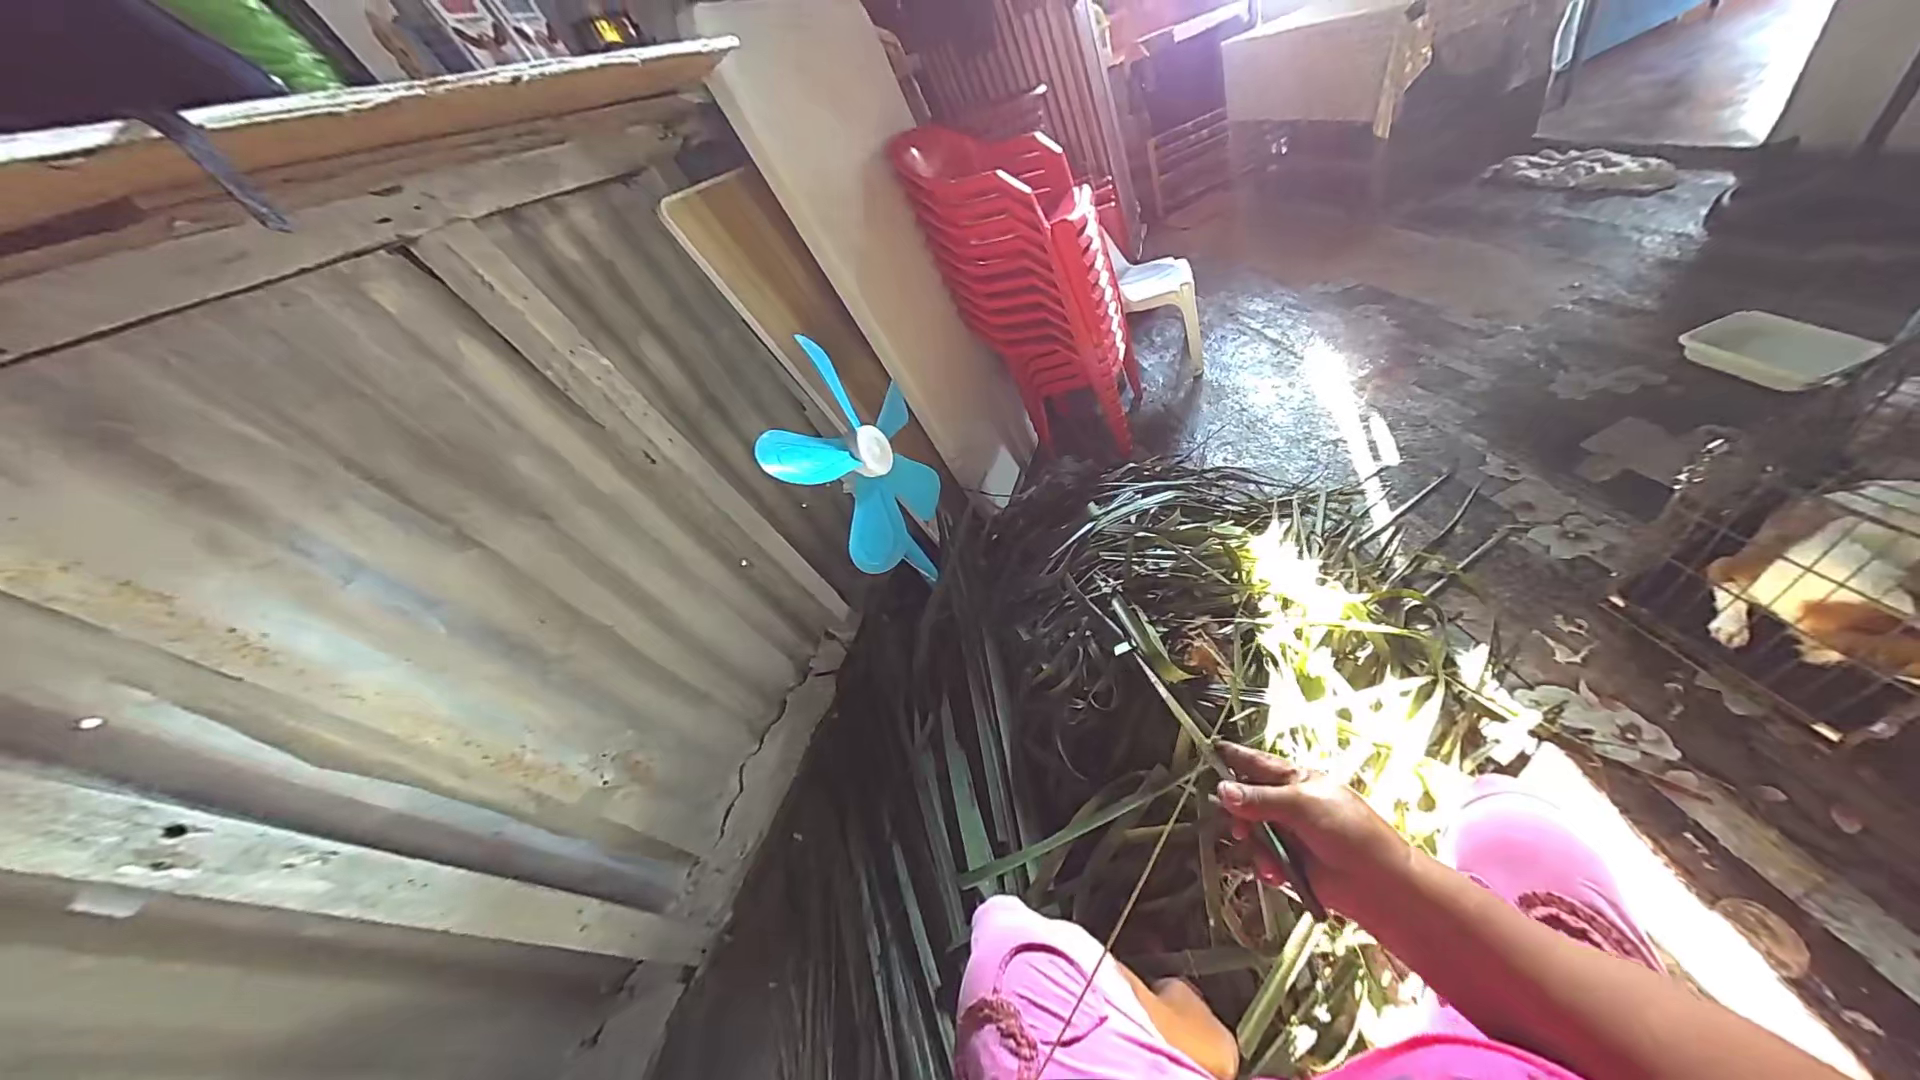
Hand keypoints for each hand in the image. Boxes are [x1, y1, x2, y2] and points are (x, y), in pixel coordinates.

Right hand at [1213, 740, 1417, 922]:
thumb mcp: (1302, 805)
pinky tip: (1275, 871)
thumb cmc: (1351, 833)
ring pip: (1250, 830)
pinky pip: (1261, 858)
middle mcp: (1287, 804)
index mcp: (1295, 780)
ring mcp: (1287, 834)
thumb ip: (1259, 799)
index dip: (1233, 756)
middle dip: (1237, 811)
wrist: (1379, 886)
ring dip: (1252, 843)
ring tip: (1264, 853)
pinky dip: (1264, 865)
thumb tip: (1222, 791)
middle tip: (1237, 822)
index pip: (1256, 762)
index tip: (1209, 750)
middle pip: (1245, 799)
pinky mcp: (1288, 862)